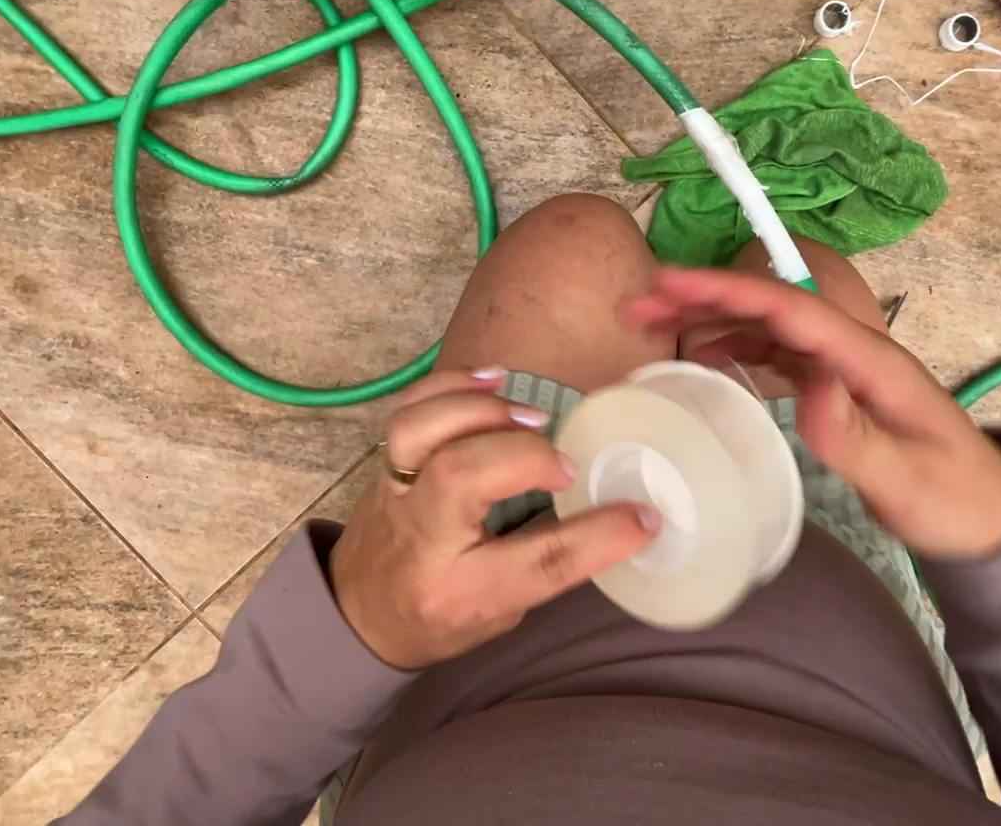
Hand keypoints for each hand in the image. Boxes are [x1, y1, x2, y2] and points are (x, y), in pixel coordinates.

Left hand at [330, 368, 659, 669]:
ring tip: (527, 415)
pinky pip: (409, 407)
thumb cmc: (441, 617)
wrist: (359, 611)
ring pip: (419, 433)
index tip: (642, 515)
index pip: (536, 563)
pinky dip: (451, 386)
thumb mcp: (502, 610)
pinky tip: (494, 382)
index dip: (598, 536)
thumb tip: (619, 510)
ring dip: (481, 411)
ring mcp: (396, 493)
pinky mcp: (385, 460)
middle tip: (562, 463)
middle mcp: (422, 539)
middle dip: (524, 456)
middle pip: (462, 479)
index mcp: (461, 593)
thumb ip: (548, 560)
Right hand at [622, 270, 1000, 559]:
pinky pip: (772, 350)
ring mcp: (839, 364)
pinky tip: (702, 352)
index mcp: (869, 360)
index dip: (728, 290)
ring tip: (651, 321)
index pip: (791, 309)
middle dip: (702, 295)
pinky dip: (731, 343)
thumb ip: (855, 435)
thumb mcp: (906, 480)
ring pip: (764, 324)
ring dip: (708, 316)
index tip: (669, 282)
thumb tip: (808, 382)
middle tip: (638, 302)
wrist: (986, 515)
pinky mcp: (830, 382)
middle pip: (769, 306)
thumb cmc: (951, 500)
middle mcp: (850, 349)